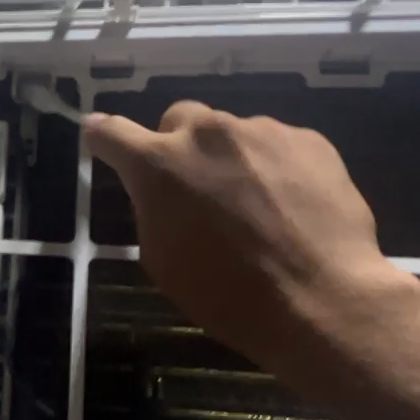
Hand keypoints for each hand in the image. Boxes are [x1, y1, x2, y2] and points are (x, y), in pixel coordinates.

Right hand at [84, 102, 409, 369]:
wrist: (321, 301)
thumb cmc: (226, 292)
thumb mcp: (161, 258)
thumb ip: (151, 207)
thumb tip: (155, 188)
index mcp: (159, 166)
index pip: (111, 132)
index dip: (101, 135)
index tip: (98, 137)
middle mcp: (206, 133)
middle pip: (178, 118)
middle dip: (178, 145)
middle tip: (194, 186)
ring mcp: (261, 131)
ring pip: (231, 132)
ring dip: (229, 158)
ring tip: (254, 205)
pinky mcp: (308, 139)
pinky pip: (276, 144)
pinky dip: (273, 167)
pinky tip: (290, 206)